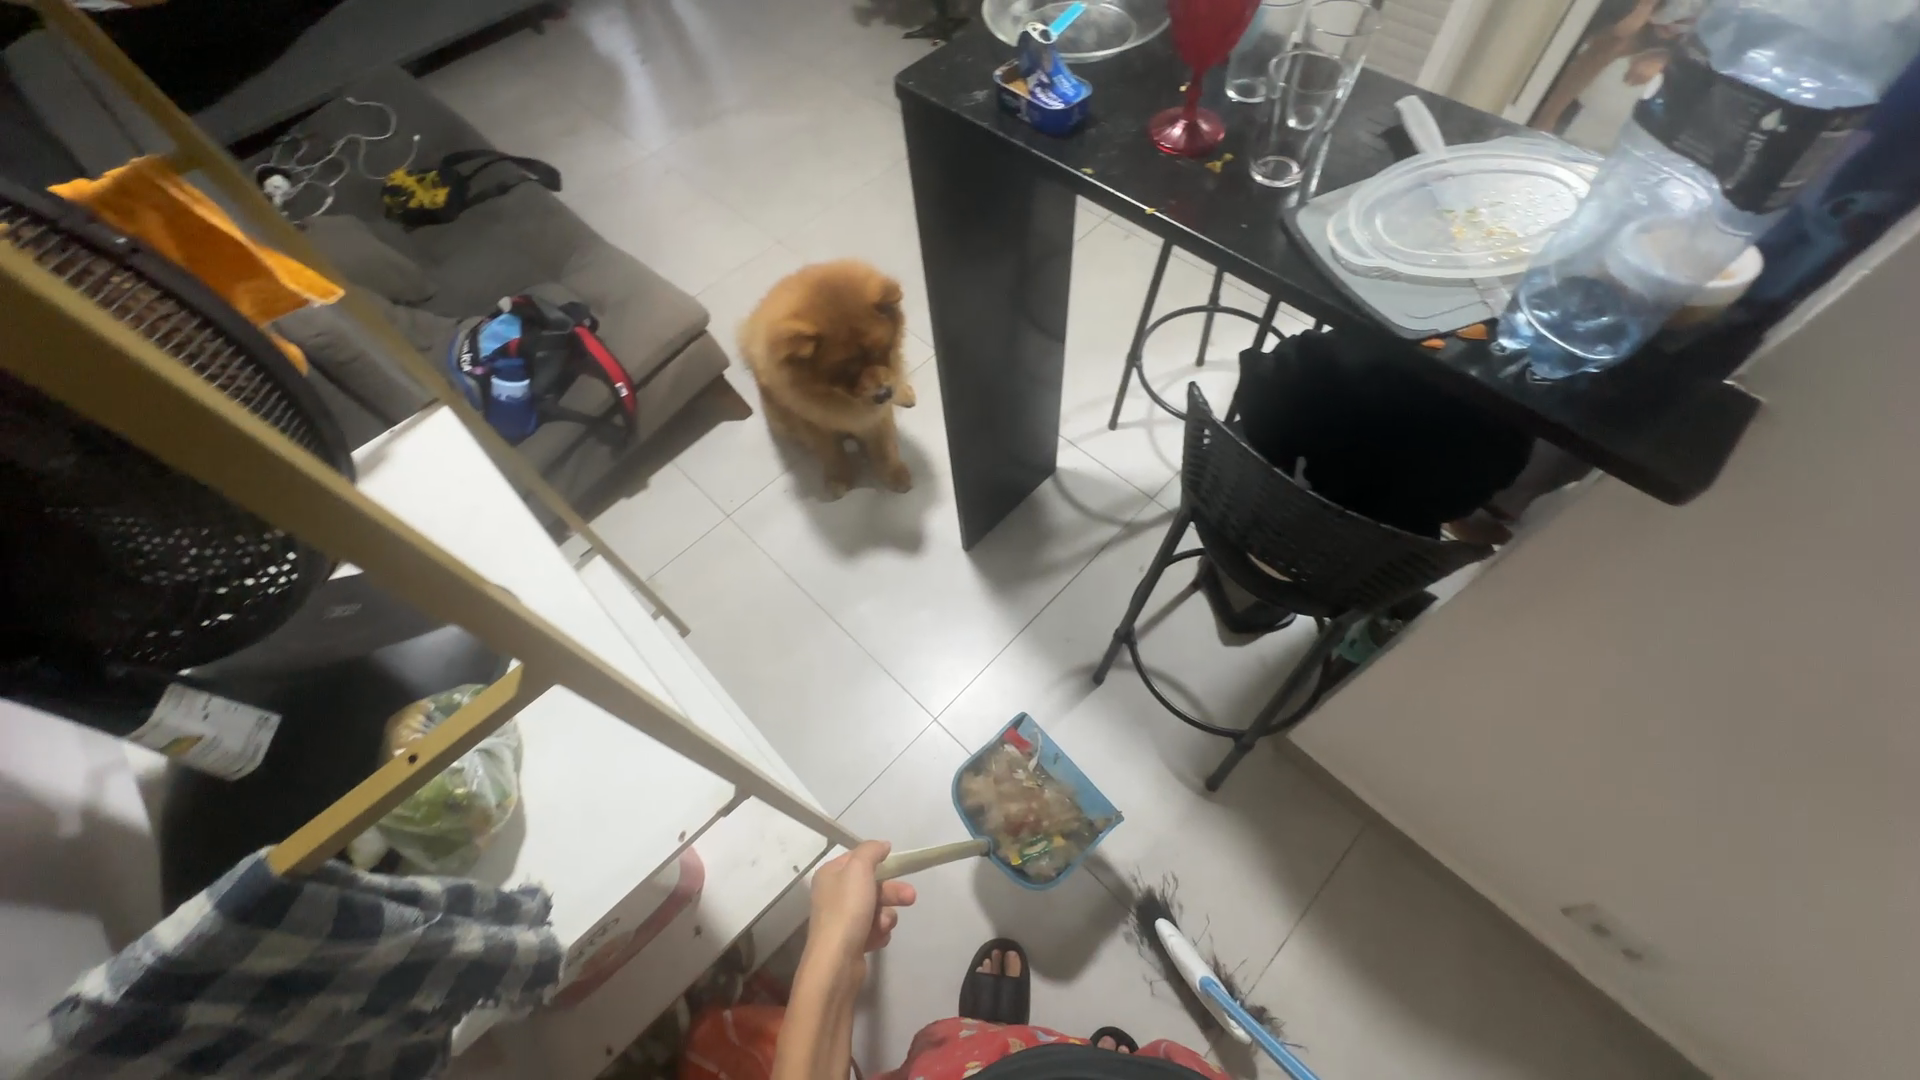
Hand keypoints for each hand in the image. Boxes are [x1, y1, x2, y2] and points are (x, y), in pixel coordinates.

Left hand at [804, 841, 916, 982]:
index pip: (857, 859)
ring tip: (883, 925)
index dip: (877, 860)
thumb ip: (871, 851)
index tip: (896, 862)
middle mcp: (834, 894)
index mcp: (831, 874)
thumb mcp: (859, 869)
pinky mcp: (852, 941)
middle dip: (892, 892)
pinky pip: (874, 929)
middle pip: (872, 885)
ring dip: (885, 915)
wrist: (837, 962)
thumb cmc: (847, 910)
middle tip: (911, 897)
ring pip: (877, 908)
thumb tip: (883, 845)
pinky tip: (876, 939)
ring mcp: (843, 919)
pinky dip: (879, 932)